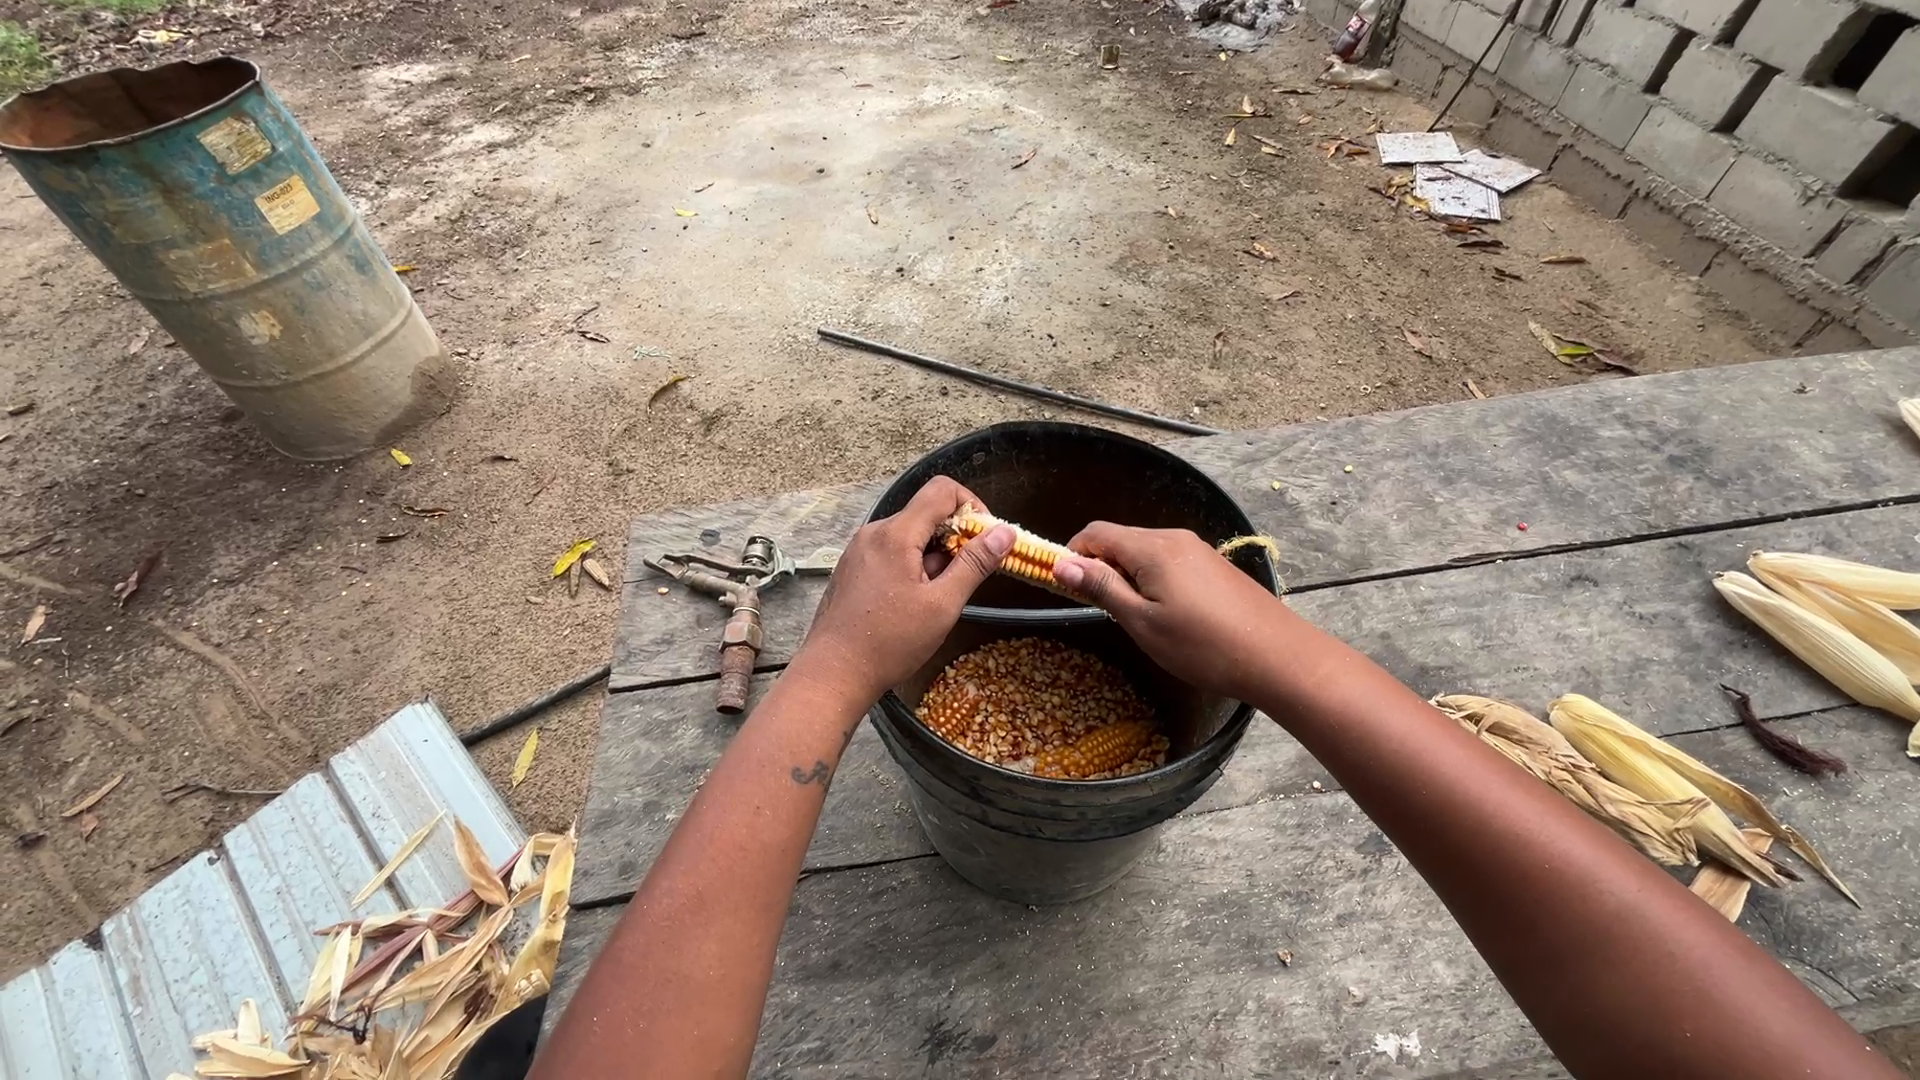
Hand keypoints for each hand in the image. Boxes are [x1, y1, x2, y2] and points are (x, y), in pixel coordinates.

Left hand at [792, 477, 1014, 703]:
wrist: (833, 673)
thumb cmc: (889, 643)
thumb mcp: (943, 605)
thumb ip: (974, 564)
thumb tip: (1004, 533)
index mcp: (895, 534)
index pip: (941, 490)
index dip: (971, 506)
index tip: (984, 540)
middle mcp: (873, 533)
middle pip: (926, 514)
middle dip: (954, 539)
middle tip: (964, 578)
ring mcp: (859, 550)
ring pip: (910, 536)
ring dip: (933, 557)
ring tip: (935, 599)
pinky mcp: (853, 569)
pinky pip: (891, 552)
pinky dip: (912, 567)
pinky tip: (912, 604)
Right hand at [1053, 523, 1285, 702]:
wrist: (1278, 657)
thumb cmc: (1203, 646)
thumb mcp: (1142, 622)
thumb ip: (1103, 588)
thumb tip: (1062, 564)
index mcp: (1153, 547)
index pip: (1095, 532)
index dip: (1073, 555)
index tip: (1068, 588)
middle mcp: (1174, 538)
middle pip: (1120, 538)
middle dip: (1100, 566)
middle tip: (1102, 609)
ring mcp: (1197, 549)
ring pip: (1143, 550)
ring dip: (1126, 574)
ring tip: (1135, 616)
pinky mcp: (1212, 565)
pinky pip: (1167, 560)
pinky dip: (1150, 578)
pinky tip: (1165, 613)